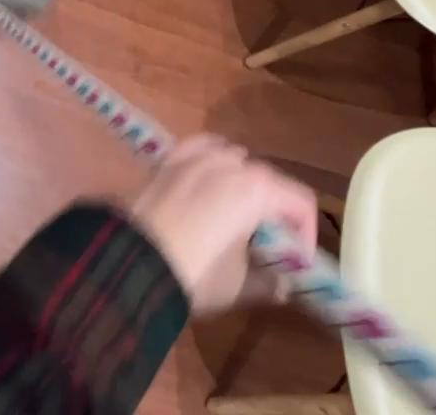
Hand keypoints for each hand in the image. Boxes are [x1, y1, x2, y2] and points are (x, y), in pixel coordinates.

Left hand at [126, 136, 317, 316]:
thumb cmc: (195, 271)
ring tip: (235, 218)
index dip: (305, 232)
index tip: (296, 261)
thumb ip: (270, 282)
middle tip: (267, 244)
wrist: (130, 256)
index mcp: (257, 189)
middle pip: (268, 180)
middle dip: (274, 210)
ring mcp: (195, 155)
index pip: (300, 201)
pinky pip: (200, 150)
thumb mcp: (240, 285)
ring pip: (234, 161)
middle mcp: (229, 162)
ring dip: (243, 185)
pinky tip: (207, 181)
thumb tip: (282, 283)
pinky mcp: (168, 159)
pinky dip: (210, 161)